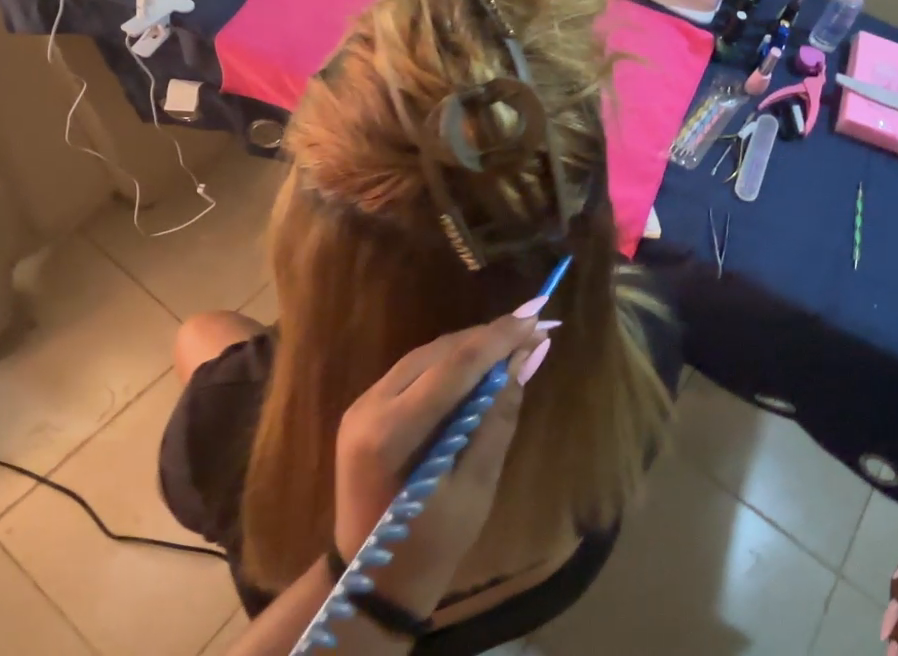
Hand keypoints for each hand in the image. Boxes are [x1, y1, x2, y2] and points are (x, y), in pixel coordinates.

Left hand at [331, 313, 549, 613]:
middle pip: (437, 353)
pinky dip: (449, 364)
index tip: (537, 318)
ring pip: (424, 357)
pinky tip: (480, 365)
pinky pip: (413, 373)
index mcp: (392, 432)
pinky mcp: (364, 410)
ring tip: (514, 340)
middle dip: (487, 337)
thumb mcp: (475, 488)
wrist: (369, 580)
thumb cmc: (429, 545)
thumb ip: (497, 418)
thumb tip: (524, 360)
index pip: (454, 366)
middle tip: (533, 326)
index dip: (499, 338)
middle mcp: (368, 407)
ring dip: (469, 347)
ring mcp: (361, 406)